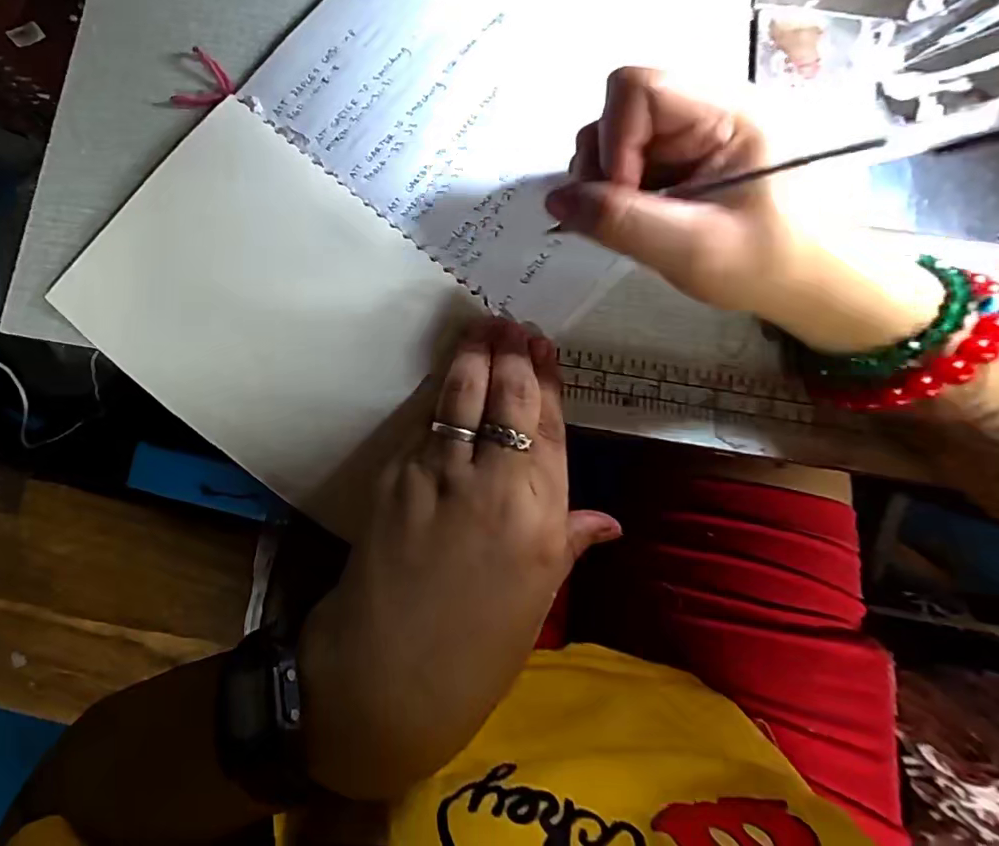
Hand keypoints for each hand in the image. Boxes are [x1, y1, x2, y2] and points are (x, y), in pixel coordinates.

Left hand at [299, 318, 619, 799]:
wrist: (390, 675)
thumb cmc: (480, 645)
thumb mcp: (539, 593)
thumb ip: (569, 540)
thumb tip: (608, 520)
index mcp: (541, 514)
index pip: (548, 426)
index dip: (546, 381)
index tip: (542, 347)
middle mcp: (495, 483)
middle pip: (507, 399)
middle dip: (510, 354)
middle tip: (510, 324)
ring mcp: (439, 474)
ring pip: (461, 398)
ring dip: (471, 358)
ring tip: (480, 329)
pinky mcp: (395, 475)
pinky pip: (425, 426)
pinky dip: (437, 400)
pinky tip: (444, 381)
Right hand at [546, 66, 940, 352]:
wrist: (812, 283)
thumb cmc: (770, 264)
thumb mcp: (694, 249)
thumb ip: (621, 223)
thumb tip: (556, 198)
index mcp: (726, 112)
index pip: (636, 89)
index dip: (614, 142)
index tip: (625, 198)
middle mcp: (705, 109)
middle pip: (618, 110)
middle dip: (604, 166)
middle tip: (622, 216)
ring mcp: (691, 133)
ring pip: (614, 137)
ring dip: (606, 182)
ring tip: (637, 223)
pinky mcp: (681, 157)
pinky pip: (626, 161)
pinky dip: (618, 193)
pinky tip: (644, 221)